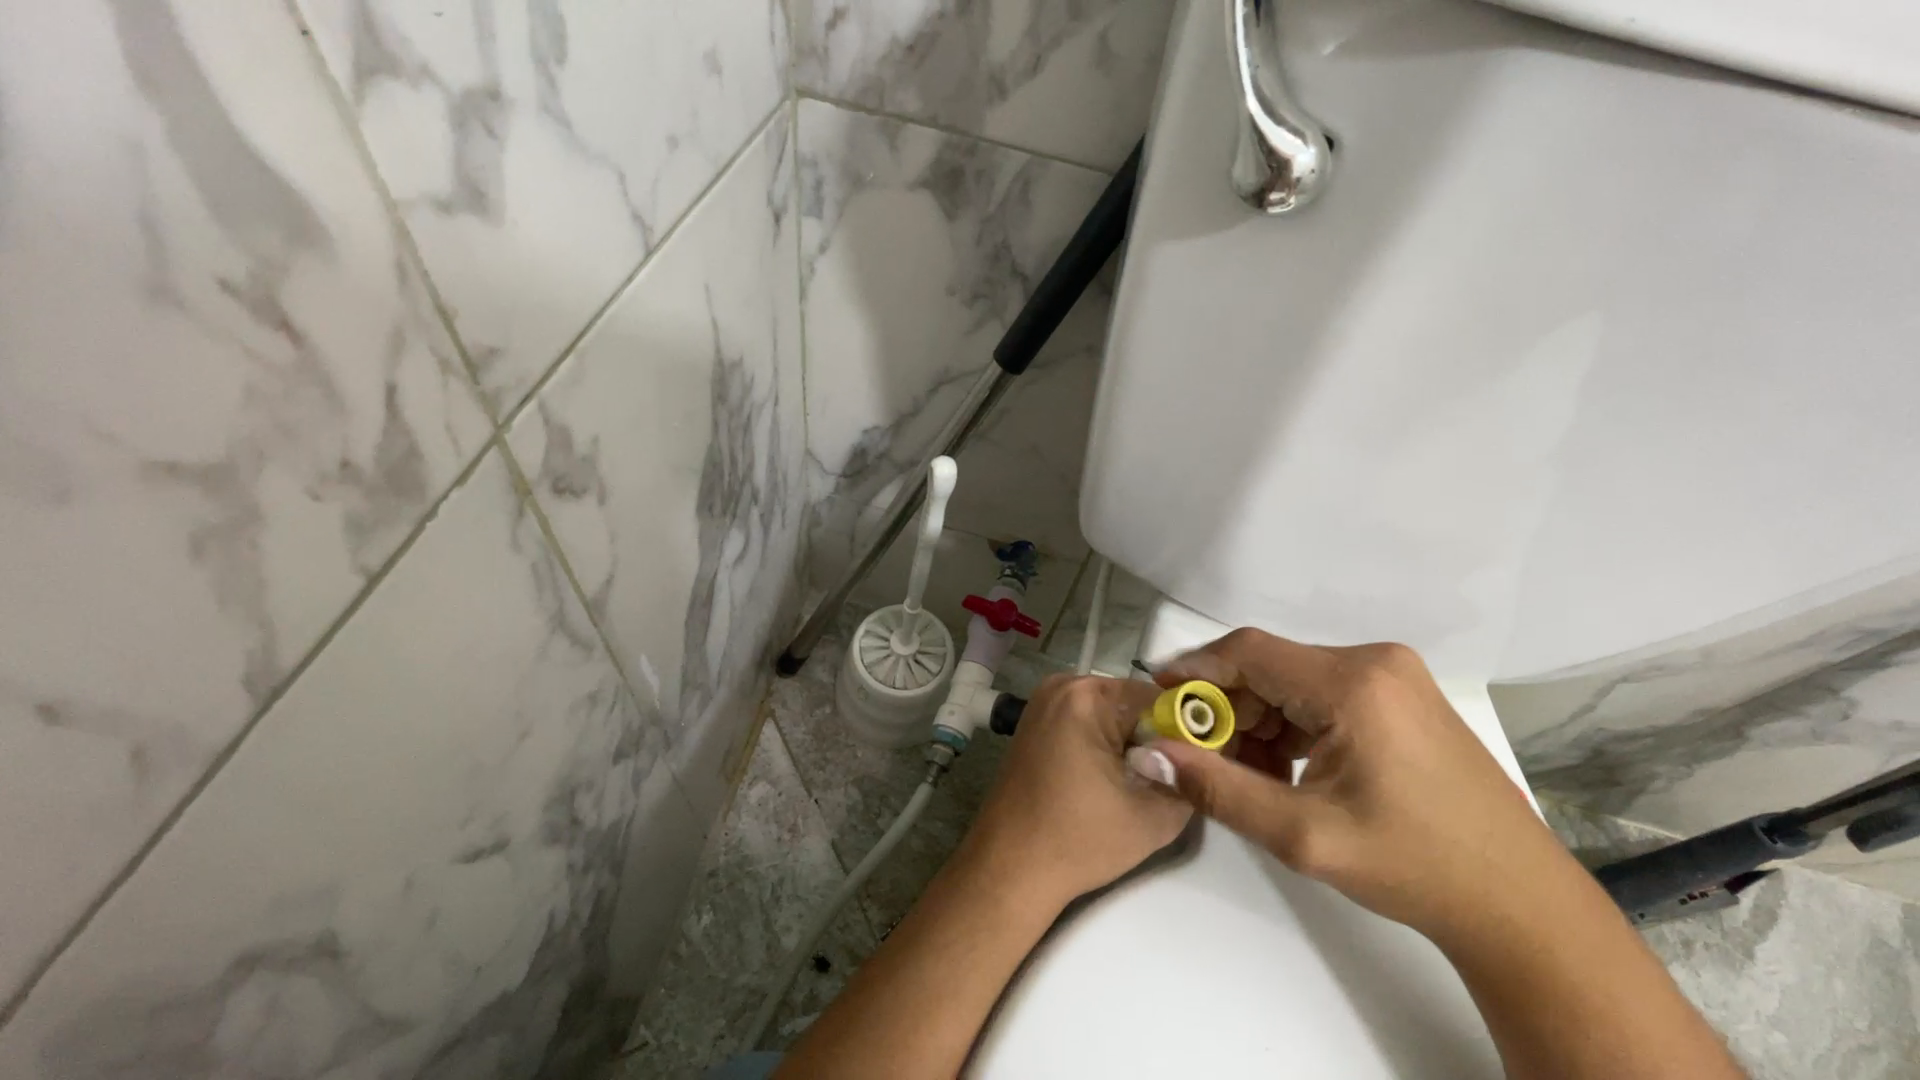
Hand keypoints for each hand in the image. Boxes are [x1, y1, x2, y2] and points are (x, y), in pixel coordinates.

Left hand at [963, 675, 1192, 906]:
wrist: (1009, 869)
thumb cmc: (1077, 840)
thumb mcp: (1155, 816)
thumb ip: (1191, 780)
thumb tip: (1204, 760)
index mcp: (1086, 696)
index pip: (1161, 699)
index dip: (1186, 732)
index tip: (1201, 765)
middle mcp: (1061, 687)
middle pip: (1134, 704)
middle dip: (1156, 739)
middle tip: (1170, 781)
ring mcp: (1042, 705)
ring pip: (1111, 717)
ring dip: (1131, 746)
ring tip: (1141, 786)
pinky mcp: (1034, 727)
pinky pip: (1086, 726)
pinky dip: (1104, 749)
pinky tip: (1110, 785)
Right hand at [1147, 630, 1577, 945]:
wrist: (1515, 899)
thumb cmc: (1411, 865)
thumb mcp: (1301, 834)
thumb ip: (1217, 788)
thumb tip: (1147, 754)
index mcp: (1353, 683)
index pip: (1248, 652)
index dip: (1195, 670)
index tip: (1157, 700)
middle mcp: (1374, 662)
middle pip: (1270, 667)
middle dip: (1226, 708)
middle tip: (1198, 756)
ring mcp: (1394, 678)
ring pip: (1294, 683)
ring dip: (1258, 722)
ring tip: (1245, 776)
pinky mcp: (1402, 698)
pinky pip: (1324, 697)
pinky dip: (1292, 727)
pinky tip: (1285, 772)